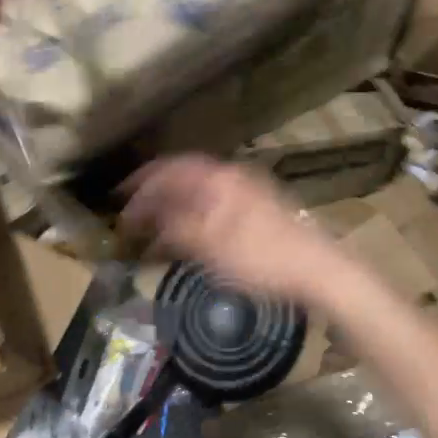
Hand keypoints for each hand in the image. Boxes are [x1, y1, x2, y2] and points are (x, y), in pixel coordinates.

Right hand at [121, 156, 359, 309]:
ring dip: (177, 206)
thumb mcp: (210, 248)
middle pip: (187, 177)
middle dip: (158, 195)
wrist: (317, 269)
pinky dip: (197, 215)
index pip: (171, 168)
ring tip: (156, 229)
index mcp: (220, 179)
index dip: (142, 181)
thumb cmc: (262, 258)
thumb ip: (176, 229)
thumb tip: (149, 217)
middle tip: (134, 215)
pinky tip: (191, 237)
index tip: (119, 196)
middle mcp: (234, 176)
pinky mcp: (261, 209)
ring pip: (202, 191)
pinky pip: (217, 203)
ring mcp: (251, 191)